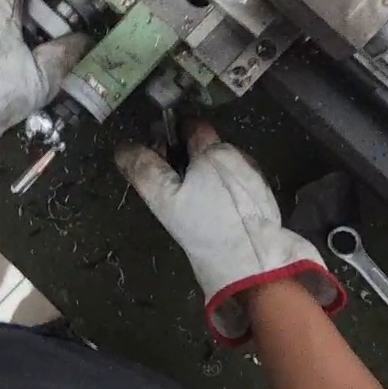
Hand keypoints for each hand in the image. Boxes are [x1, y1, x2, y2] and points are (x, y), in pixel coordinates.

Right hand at [117, 122, 344, 343]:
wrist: (249, 262)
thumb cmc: (204, 225)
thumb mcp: (165, 199)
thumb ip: (145, 170)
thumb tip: (123, 148)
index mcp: (214, 152)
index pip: (194, 126)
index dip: (174, 133)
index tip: (161, 148)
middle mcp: (239, 158)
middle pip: (209, 147)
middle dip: (190, 157)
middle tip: (172, 181)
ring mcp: (255, 180)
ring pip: (224, 168)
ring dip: (209, 176)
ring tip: (193, 200)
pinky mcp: (264, 201)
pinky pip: (237, 187)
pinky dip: (224, 193)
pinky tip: (214, 214)